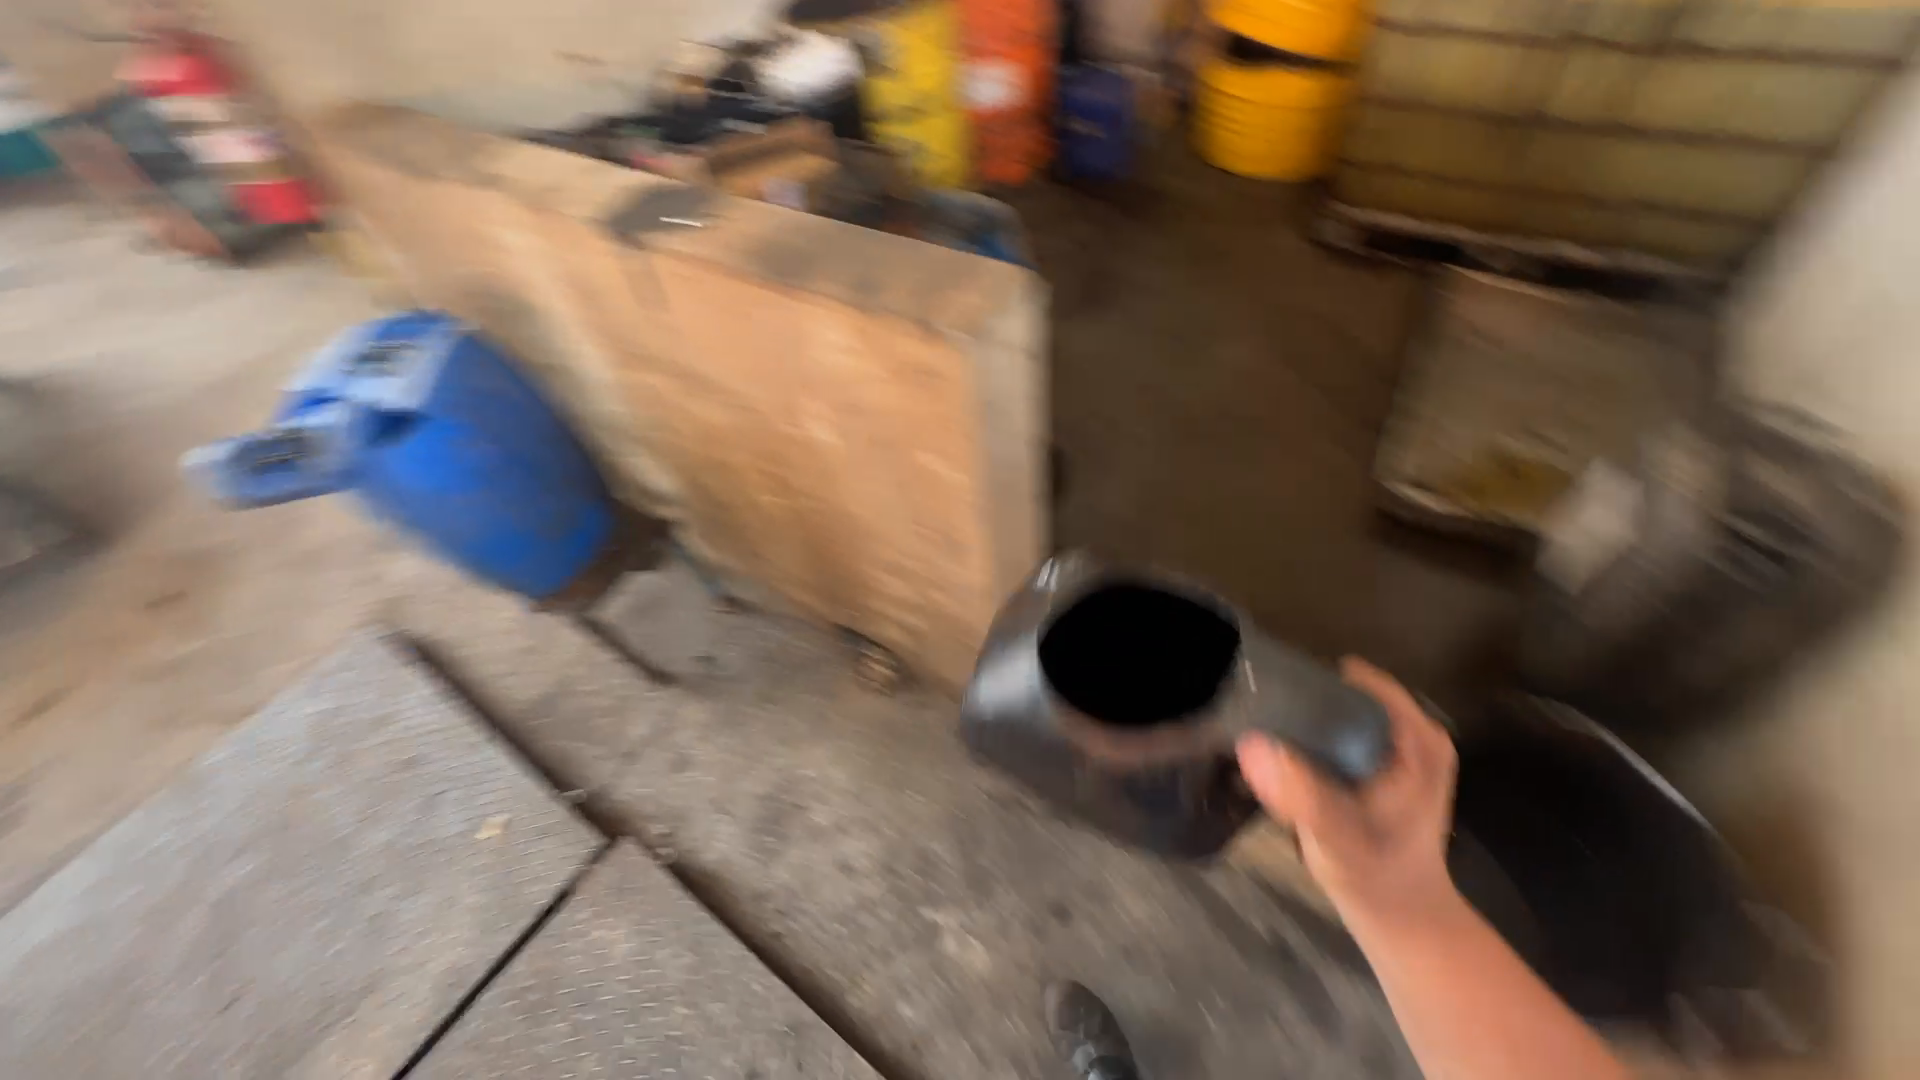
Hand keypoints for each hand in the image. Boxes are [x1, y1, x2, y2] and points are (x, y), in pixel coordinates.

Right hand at [1235, 657, 1458, 921]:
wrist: (1404, 918)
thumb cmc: (1376, 876)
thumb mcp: (1336, 836)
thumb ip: (1298, 793)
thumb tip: (1250, 744)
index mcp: (1417, 738)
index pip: (1355, 680)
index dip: (1307, 683)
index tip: (1261, 693)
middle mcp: (1415, 733)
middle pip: (1345, 692)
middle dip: (1299, 701)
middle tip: (1255, 717)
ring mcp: (1403, 748)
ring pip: (1341, 712)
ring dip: (1302, 721)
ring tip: (1262, 732)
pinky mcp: (1386, 764)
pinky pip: (1343, 732)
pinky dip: (1313, 739)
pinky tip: (1286, 758)